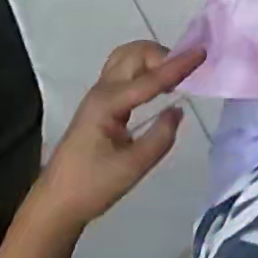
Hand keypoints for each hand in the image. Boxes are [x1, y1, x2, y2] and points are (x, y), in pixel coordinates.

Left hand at [29, 42, 204, 231]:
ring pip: (127, 57)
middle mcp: (102, 92)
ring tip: (172, 78)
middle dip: (162, 55)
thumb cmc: (91, 188)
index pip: (151, 79)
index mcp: (109, 105)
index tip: (203, 52)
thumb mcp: (132, 168)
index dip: (179, 65)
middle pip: (134, 54)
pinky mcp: (100, 102)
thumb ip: (160, 137)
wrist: (55, 205)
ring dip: (152, 58)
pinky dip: (144, 67)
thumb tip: (177, 110)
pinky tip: (157, 87)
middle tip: (183, 75)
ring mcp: (98, 95)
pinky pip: (124, 69)